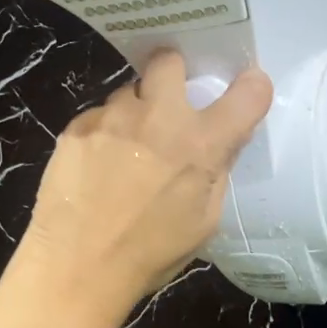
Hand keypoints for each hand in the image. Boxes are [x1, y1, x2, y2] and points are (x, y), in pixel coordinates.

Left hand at [17, 52, 273, 317]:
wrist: (75, 267)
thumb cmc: (149, 253)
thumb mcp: (203, 221)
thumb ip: (215, 172)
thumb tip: (219, 144)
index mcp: (200, 145)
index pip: (246, 95)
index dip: (251, 87)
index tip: (247, 86)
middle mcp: (158, 117)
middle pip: (169, 60)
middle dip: (172, 71)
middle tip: (169, 99)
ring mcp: (113, 116)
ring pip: (129, 92)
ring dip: (134, 111)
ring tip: (125, 148)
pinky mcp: (77, 125)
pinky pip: (98, 115)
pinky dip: (103, 132)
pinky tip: (95, 165)